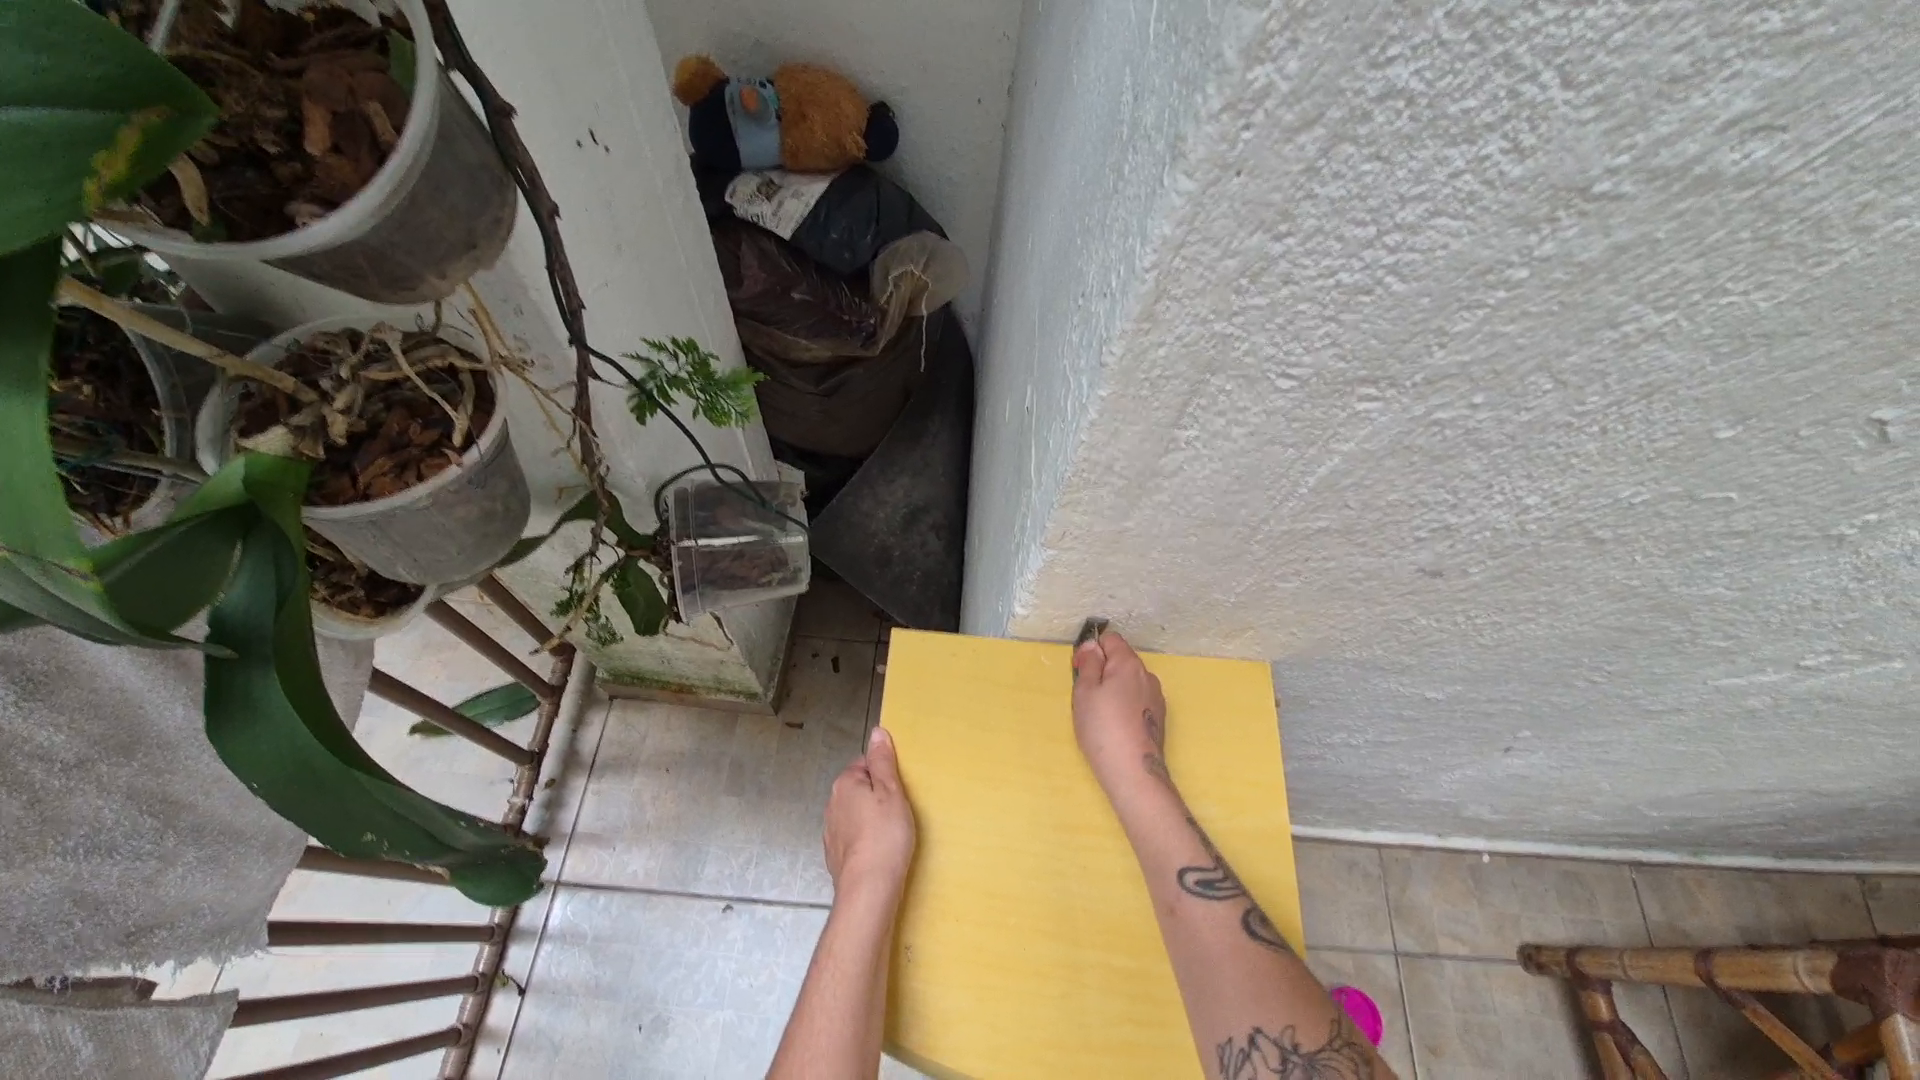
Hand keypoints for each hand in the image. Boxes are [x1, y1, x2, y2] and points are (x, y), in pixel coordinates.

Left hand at [823, 727, 916, 898]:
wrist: (869, 887)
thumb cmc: (885, 835)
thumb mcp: (891, 791)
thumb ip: (883, 761)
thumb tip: (877, 732)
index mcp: (845, 783)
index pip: (865, 764)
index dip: (884, 775)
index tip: (899, 790)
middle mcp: (832, 803)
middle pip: (859, 789)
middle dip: (876, 796)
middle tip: (899, 811)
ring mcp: (830, 831)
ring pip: (855, 814)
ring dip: (870, 818)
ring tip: (891, 833)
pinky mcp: (834, 855)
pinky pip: (853, 836)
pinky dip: (864, 839)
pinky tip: (879, 850)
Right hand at [1072, 630, 1170, 796]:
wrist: (1133, 771)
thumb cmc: (1102, 727)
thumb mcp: (1085, 692)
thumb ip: (1089, 664)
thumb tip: (1092, 645)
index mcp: (1129, 664)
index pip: (1111, 639)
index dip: (1093, 649)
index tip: (1080, 670)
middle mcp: (1148, 675)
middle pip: (1122, 660)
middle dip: (1103, 670)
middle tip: (1087, 697)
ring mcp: (1156, 697)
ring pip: (1130, 681)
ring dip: (1115, 688)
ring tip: (1101, 714)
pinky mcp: (1159, 717)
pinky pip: (1138, 699)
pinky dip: (1126, 704)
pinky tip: (1117, 725)